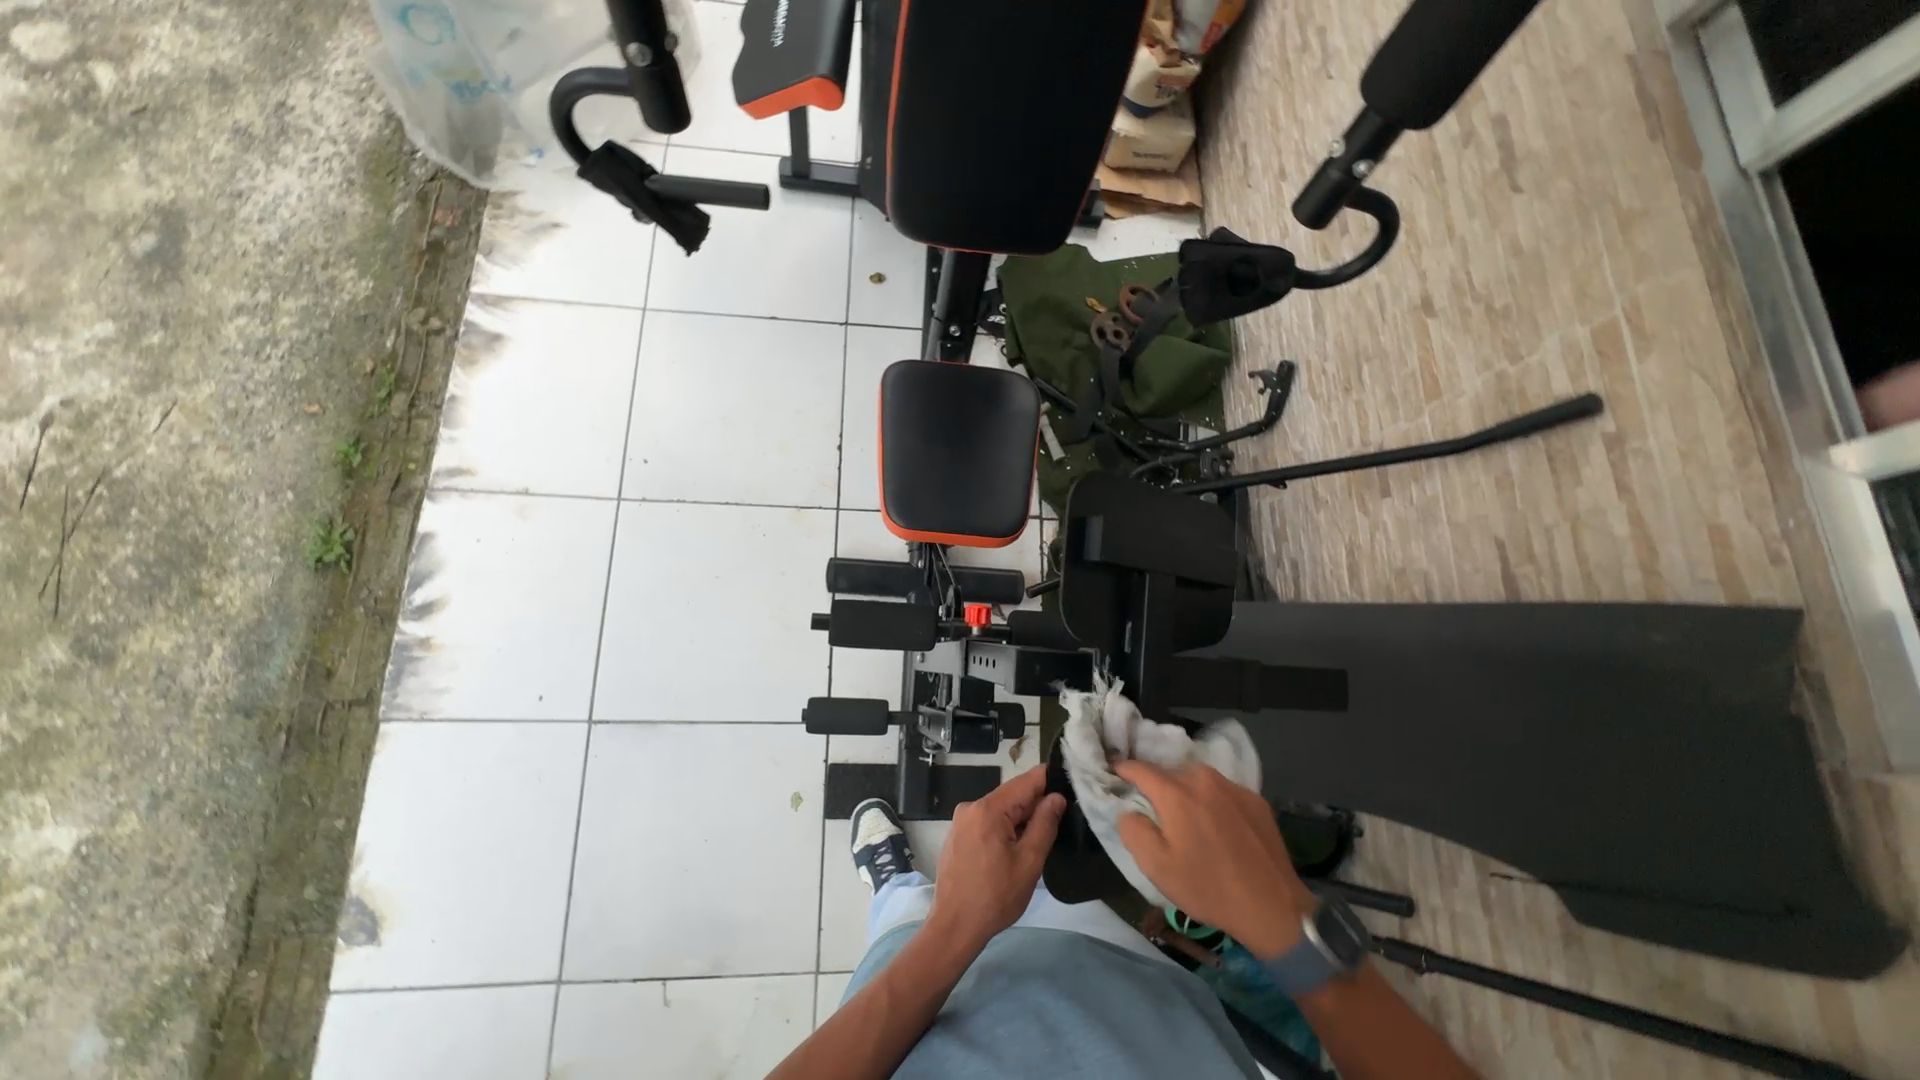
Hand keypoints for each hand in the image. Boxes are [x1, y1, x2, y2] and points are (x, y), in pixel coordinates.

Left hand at [927, 767, 1067, 949]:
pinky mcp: (957, 836)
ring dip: (1021, 820)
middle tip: (1062, 821)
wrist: (954, 926)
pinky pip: (988, 822)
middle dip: (1037, 806)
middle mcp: (971, 807)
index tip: (1072, 787)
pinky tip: (1015, 850)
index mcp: (988, 808)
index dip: (1050, 781)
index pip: (1026, 780)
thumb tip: (1056, 797)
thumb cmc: (995, 896)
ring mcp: (961, 821)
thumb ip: (1045, 824)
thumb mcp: (1029, 861)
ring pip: (1001, 810)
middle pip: (1013, 795)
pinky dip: (1005, 830)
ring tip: (1042, 839)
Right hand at [1115, 761, 1316, 958]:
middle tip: (1151, 807)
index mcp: (1176, 793)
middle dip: (1156, 785)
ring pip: (1198, 780)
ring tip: (1185, 817)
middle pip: (1170, 772)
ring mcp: (1234, 788)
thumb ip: (1133, 830)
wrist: (1271, 907)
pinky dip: (1212, 801)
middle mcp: (1205, 780)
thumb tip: (1129, 810)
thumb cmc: (1207, 887)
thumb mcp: (1156, 867)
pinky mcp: (1257, 801)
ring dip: (1185, 792)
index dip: (1123, 769)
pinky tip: (1218, 827)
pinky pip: (1223, 792)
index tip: (1113, 772)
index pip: (1140, 769)